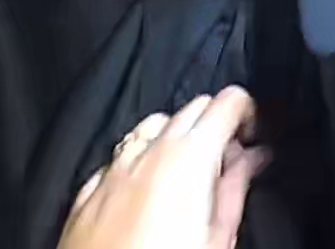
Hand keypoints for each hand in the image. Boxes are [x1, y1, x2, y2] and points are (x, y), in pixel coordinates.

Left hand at [58, 86, 270, 248]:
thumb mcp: (220, 236)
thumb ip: (238, 184)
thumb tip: (252, 157)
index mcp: (192, 153)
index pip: (230, 100)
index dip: (247, 113)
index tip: (249, 139)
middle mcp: (152, 152)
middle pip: (195, 106)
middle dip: (214, 122)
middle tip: (222, 159)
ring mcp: (112, 175)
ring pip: (153, 125)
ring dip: (173, 136)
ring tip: (181, 170)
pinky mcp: (82, 201)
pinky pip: (116, 161)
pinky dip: (136, 163)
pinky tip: (142, 192)